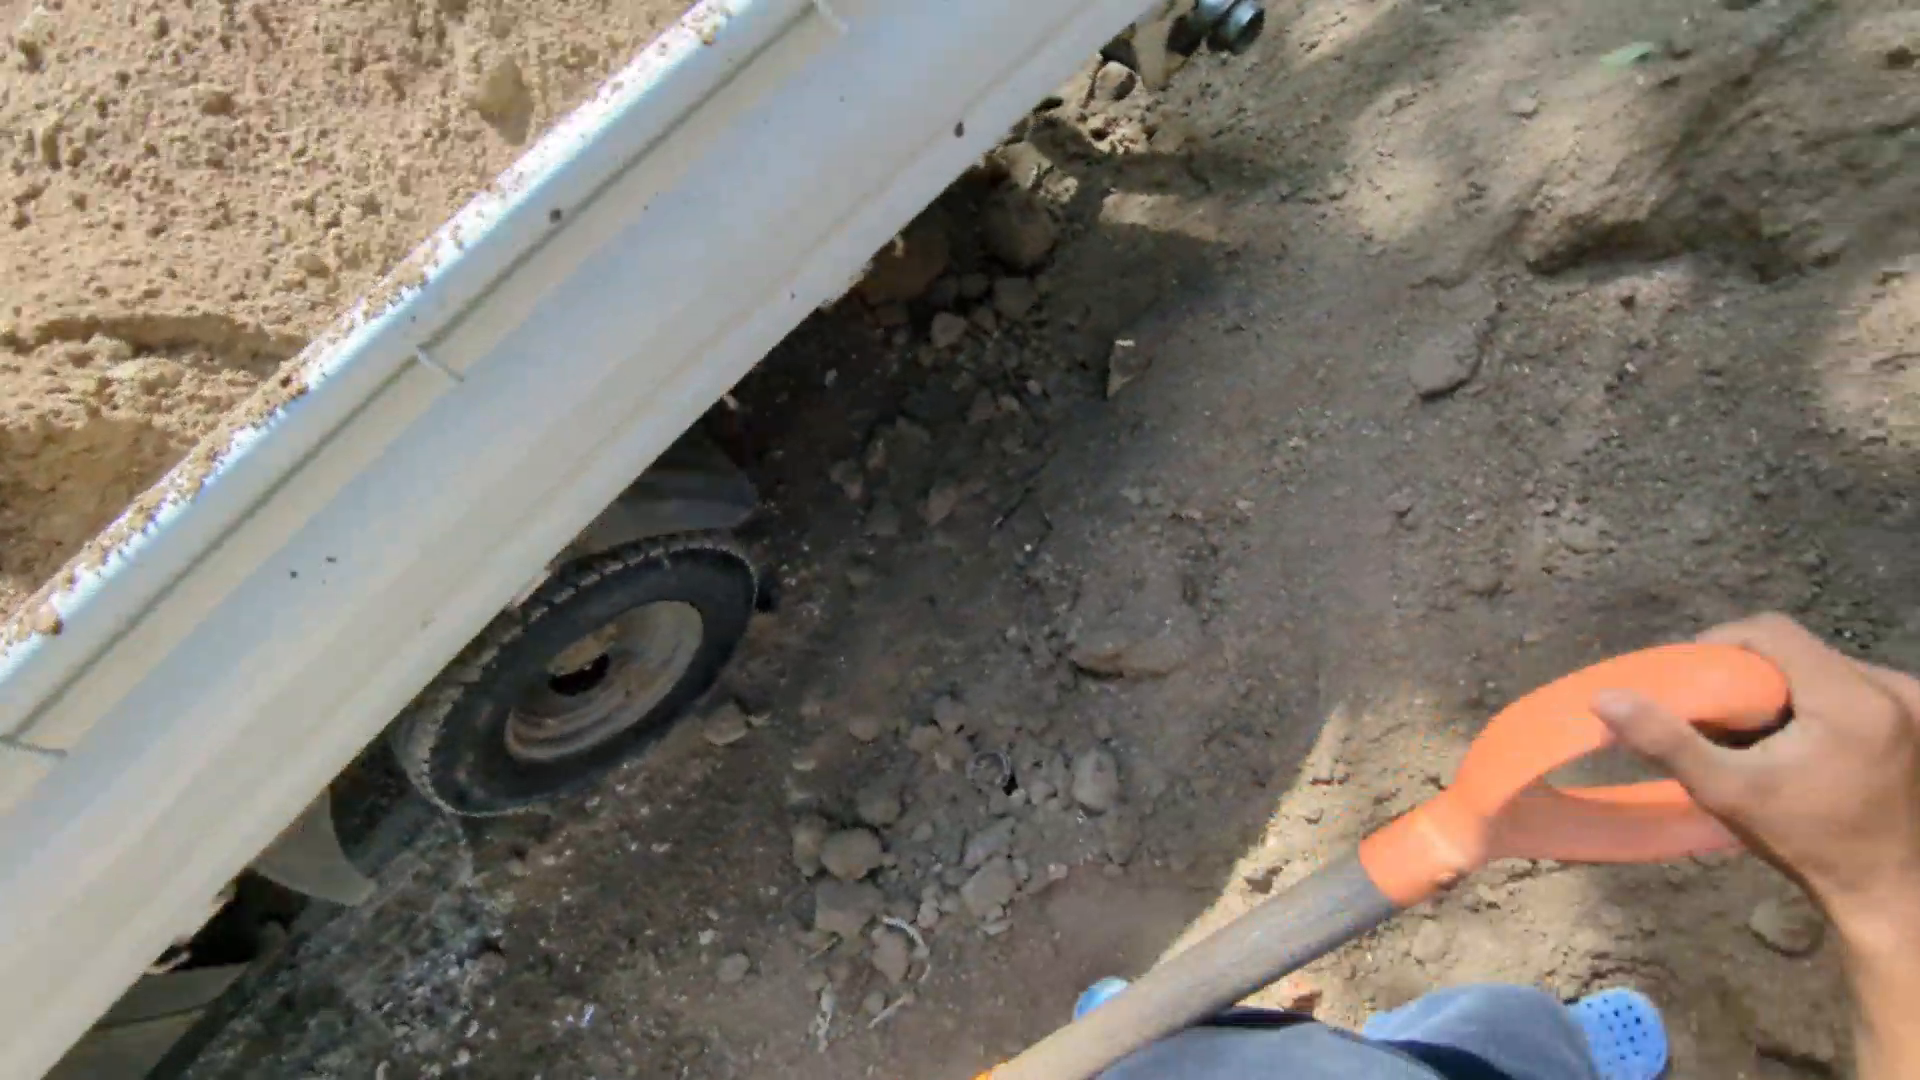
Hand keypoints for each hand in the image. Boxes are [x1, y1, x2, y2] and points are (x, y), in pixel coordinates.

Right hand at [1589, 614, 1919, 937]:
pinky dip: (1806, 700)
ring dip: (1774, 687)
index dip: (1718, 645)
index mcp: (1854, 700)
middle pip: (1793, 649)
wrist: (1889, 890)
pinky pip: (1844, 683)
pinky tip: (1795, 739)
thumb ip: (1664, 739)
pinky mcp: (1918, 719)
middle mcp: (1895, 690)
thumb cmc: (1804, 839)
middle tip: (1717, 716)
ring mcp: (1914, 704)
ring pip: (1816, 665)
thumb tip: (1602, 696)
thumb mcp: (1722, 789)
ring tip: (1754, 731)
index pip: (1769, 631)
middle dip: (1744, 674)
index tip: (1694, 683)